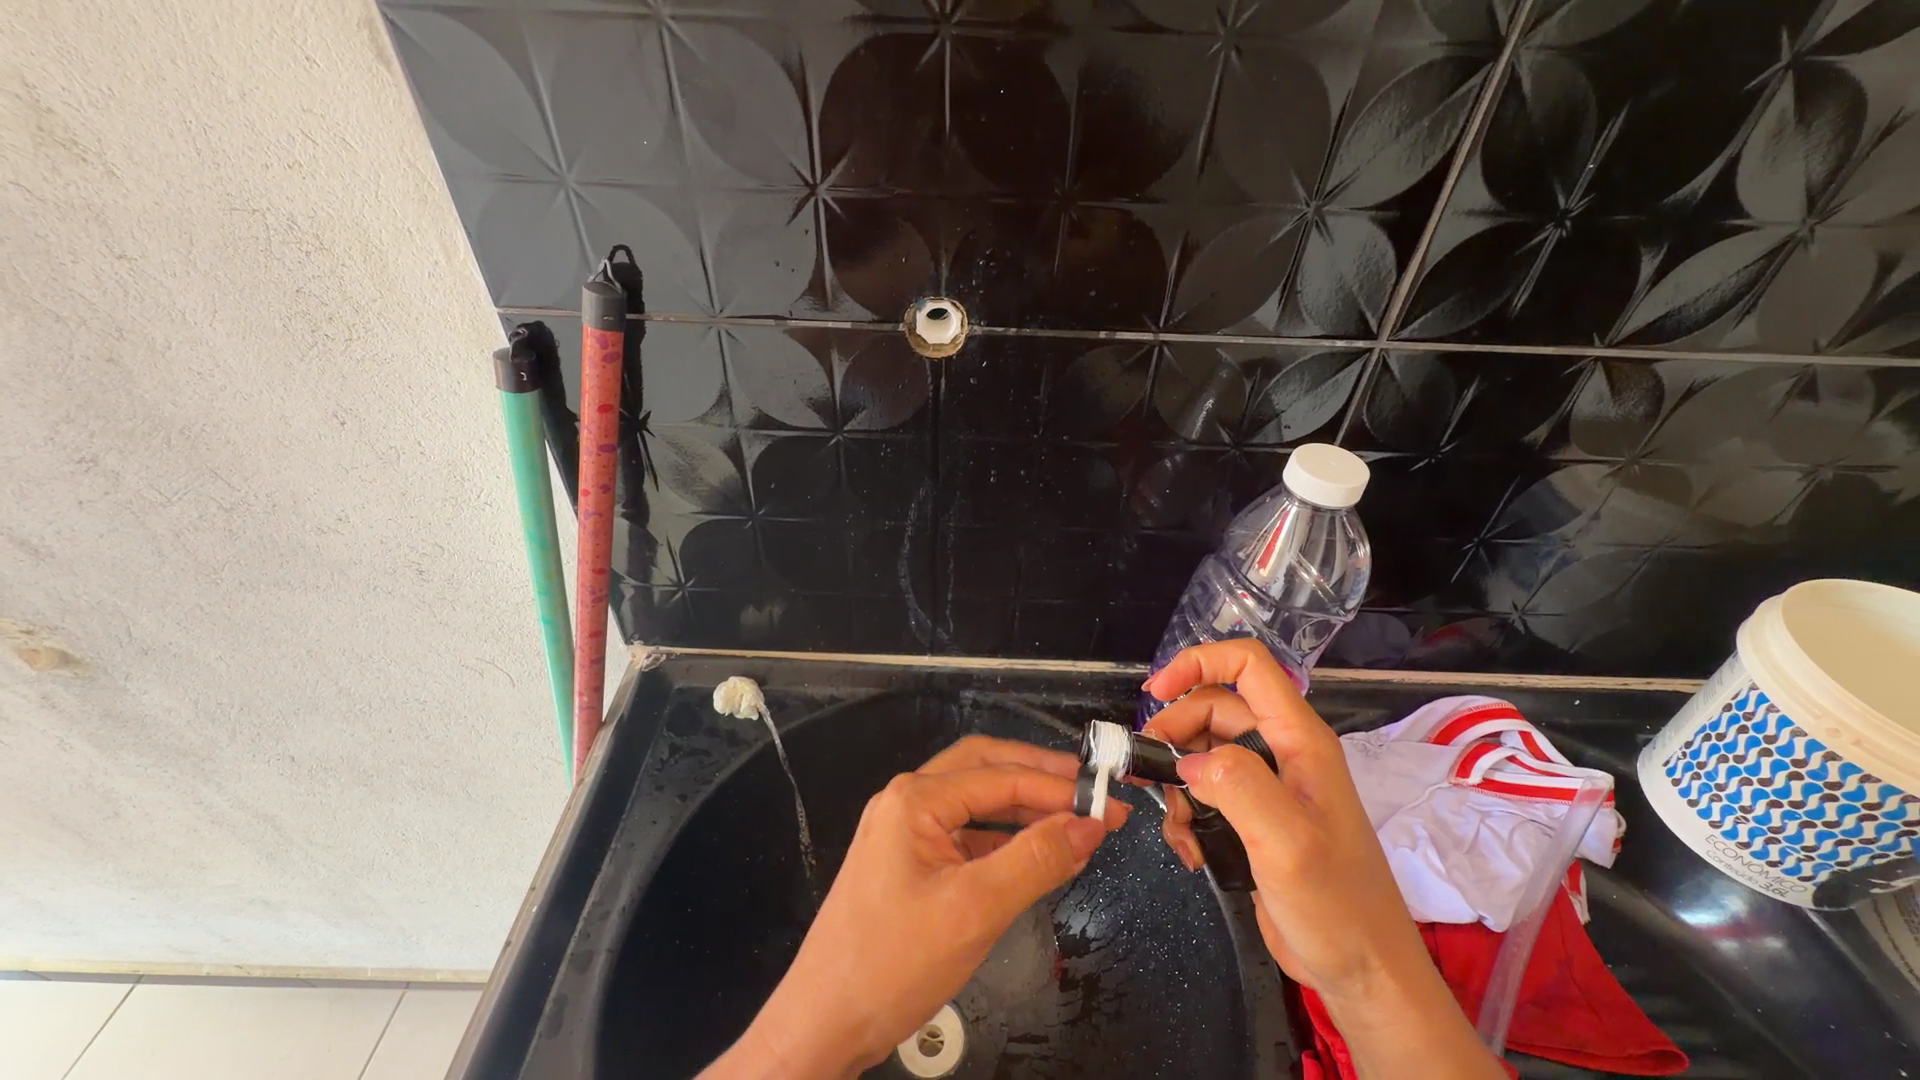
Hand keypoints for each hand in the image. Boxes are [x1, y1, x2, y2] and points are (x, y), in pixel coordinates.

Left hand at [702, 736, 1128, 1079]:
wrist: (823, 1024)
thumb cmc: (892, 962)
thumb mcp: (974, 909)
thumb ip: (1036, 860)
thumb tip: (1090, 825)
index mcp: (915, 799)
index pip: (1002, 776)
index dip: (1060, 787)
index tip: (1110, 803)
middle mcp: (907, 804)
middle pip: (986, 772)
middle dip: (1041, 779)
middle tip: (1093, 793)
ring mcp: (905, 836)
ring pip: (977, 806)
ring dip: (1025, 811)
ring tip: (1076, 825)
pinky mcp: (909, 867)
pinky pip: (966, 839)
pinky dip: (1005, 842)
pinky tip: (1037, 857)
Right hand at [1143, 641, 1502, 1079]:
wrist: (1362, 973)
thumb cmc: (1336, 905)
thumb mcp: (1287, 842)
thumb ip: (1239, 785)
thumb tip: (1189, 761)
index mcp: (1299, 739)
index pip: (1248, 665)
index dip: (1198, 663)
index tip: (1154, 693)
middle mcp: (1282, 752)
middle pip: (1212, 708)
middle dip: (1173, 735)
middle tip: (1146, 773)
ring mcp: (1268, 787)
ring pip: (1202, 752)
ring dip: (1175, 782)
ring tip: (1178, 826)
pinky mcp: (1253, 819)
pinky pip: (1204, 794)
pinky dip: (1186, 814)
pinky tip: (1190, 850)